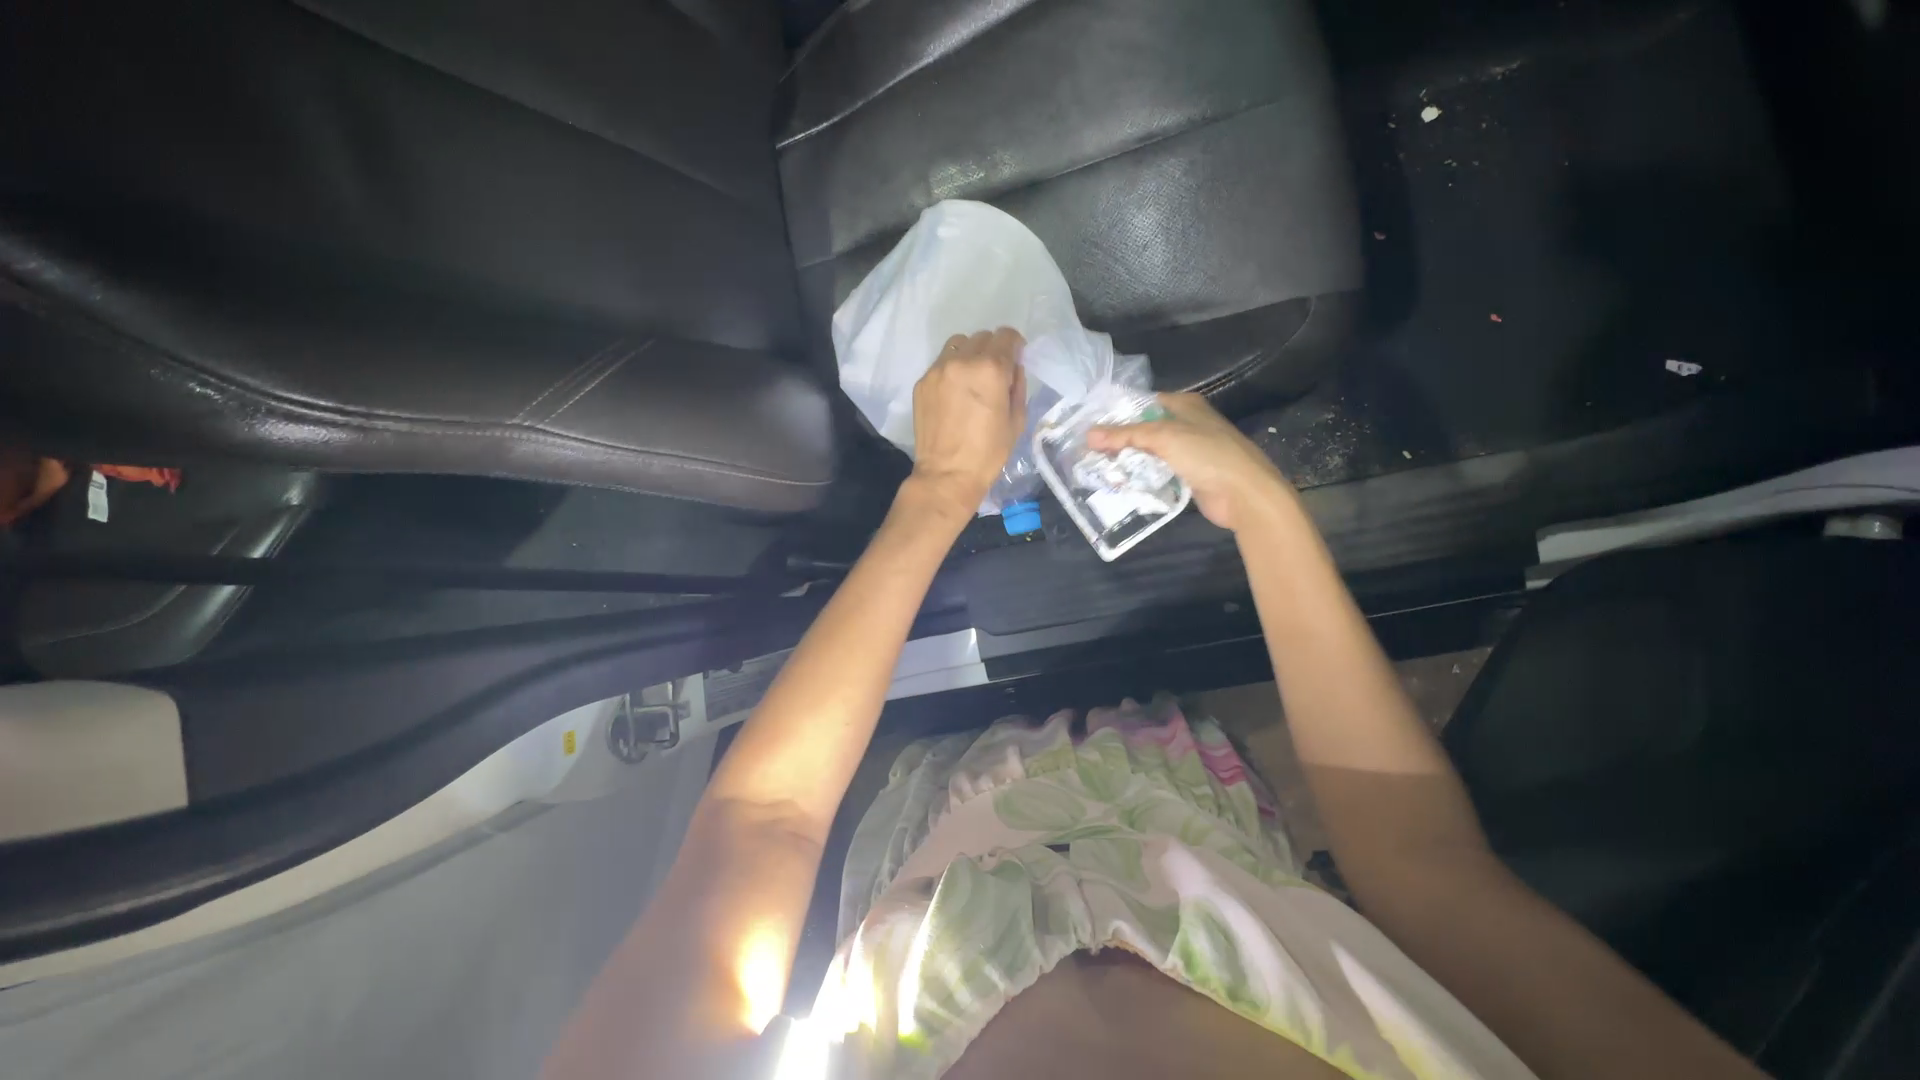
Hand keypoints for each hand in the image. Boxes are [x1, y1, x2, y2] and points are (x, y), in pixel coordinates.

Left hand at [907, 327, 1026, 515]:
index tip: (1014, 359)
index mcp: (991, 368)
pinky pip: (941, 363)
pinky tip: (954, 395)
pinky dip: (951, 370)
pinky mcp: (922, 382)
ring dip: (969, 354)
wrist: (947, 474)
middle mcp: (962, 361)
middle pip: (982, 337)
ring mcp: (938, 370)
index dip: (1014, 345)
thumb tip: (1013, 367)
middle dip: (992, 350)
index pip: (1006, 335)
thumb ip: (1017, 384)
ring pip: (959, 344)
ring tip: (971, 380)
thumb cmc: (989, 452)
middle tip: (993, 374)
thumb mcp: (1016, 419)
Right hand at [1087, 393, 1293, 531]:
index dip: (1118, 412)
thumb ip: (1125, 435)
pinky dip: (1143, 476)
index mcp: (1185, 405)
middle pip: (1145, 428)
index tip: (1090, 425)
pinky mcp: (1190, 475)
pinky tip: (1122, 483)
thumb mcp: (1164, 437)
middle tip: (1088, 449)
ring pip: (1151, 452)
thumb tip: (1088, 435)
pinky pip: (1159, 472)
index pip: (1143, 403)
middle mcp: (1188, 424)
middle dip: (1120, 439)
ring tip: (1097, 466)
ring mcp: (1190, 451)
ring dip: (1130, 460)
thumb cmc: (1207, 454)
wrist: (1244, 493)